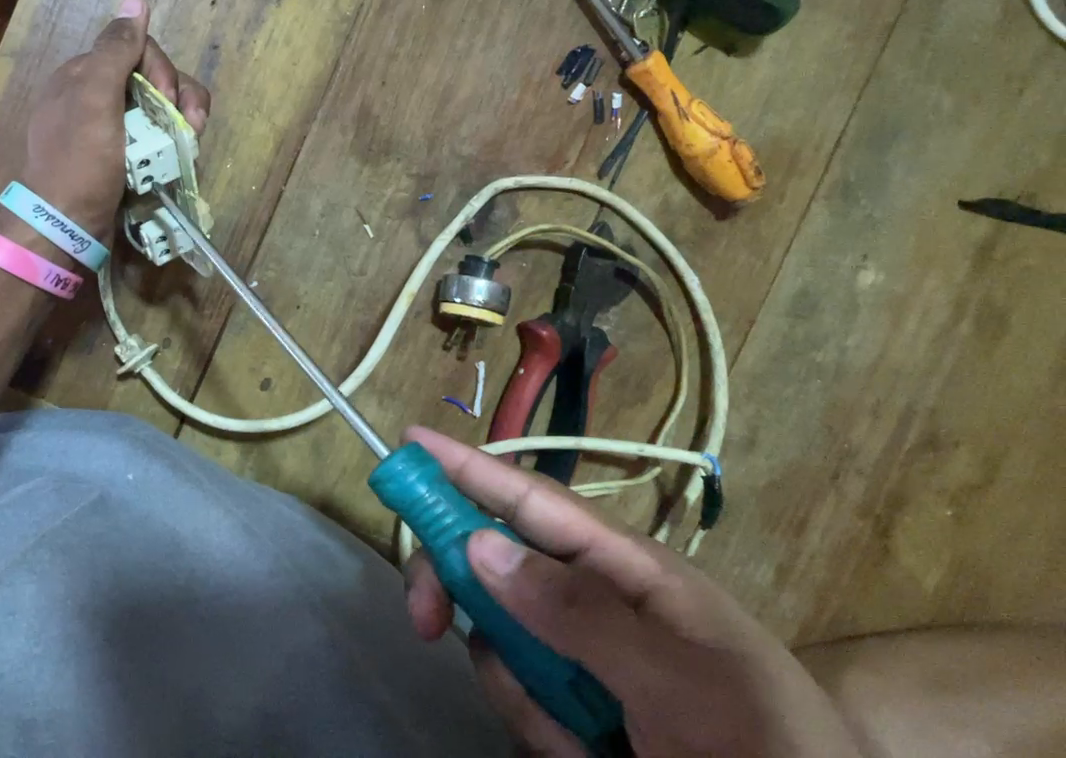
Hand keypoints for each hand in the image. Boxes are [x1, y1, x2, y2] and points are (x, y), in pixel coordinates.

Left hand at [12, 0, 209, 248]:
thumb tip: (136, 0)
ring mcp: (107, 134)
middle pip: (151, 80)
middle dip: (177, 97)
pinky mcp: (120, 163)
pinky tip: (179, 160)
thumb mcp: (94, 100)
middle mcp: (93, 100)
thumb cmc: (78, 163)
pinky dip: (170, 146)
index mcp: (81, 77)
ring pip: (158, 111)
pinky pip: (154, 141)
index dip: (160, 69)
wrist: (63, 231)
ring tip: (190, 147)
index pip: (135, 50)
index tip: (168, 98)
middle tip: (189, 127)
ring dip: (180, 123)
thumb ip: (116, 50)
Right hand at [400, 427, 859, 757]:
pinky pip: (518, 692)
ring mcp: (581, 651)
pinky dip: (539, 727)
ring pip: (496, 635)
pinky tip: (586, 754)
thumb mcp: (675, 679)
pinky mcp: (573, 699)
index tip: (408, 442)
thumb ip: (577, 612)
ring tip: (581, 740)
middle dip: (453, 588)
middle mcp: (593, 598)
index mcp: (627, 569)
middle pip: (491, 563)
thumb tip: (479, 545)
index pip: (533, 501)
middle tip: (422, 623)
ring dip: (520, 689)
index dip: (468, 467)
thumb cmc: (759, 740)